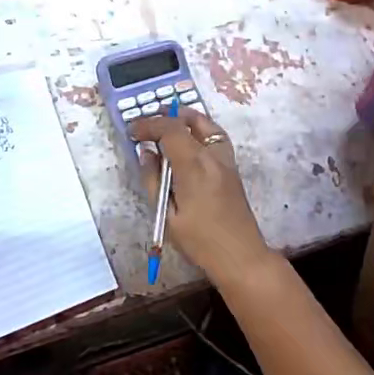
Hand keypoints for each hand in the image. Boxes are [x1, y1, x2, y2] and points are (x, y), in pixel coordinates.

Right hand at [130, 110, 276, 284]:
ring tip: (168, 126)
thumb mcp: (167, 215)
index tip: (132, 131)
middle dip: (166, 117)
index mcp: (194, 165)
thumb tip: (146, 153)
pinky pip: (215, 136)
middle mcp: (212, 155)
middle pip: (190, 120)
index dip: (148, 125)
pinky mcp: (232, 168)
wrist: (241, 257)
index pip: (169, 129)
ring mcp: (226, 160)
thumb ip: (154, 180)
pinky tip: (188, 143)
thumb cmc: (200, 241)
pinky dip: (199, 130)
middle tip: (148, 123)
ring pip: (207, 124)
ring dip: (186, 119)